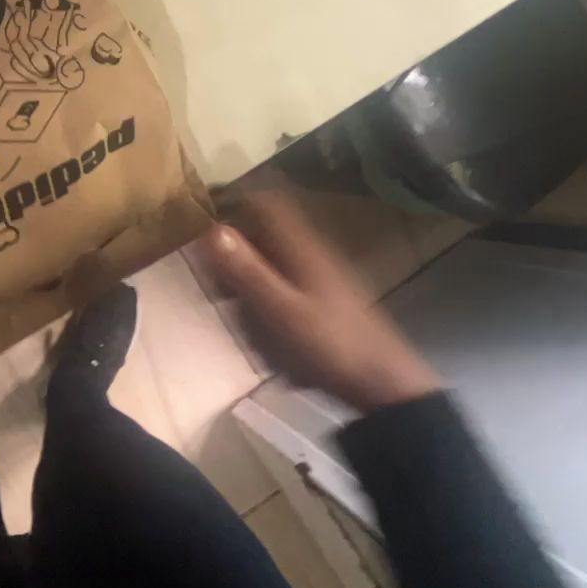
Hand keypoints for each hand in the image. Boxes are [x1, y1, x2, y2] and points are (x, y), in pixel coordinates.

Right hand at [194, 181, 439, 413]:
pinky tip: (256, 319)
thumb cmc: (329, 345)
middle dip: (234, 243)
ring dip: (246, 269)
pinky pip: (282, 280)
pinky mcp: (323, 298)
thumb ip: (246, 271)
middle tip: (209, 266)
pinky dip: (262, 292)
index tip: (202, 217)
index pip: (265, 203)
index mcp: (301, 247)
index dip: (233, 201)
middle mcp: (310, 252)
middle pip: (266, 228)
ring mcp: (319, 274)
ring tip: (226, 297)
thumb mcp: (280, 310)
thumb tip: (211, 231)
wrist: (384, 385)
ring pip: (272, 254)